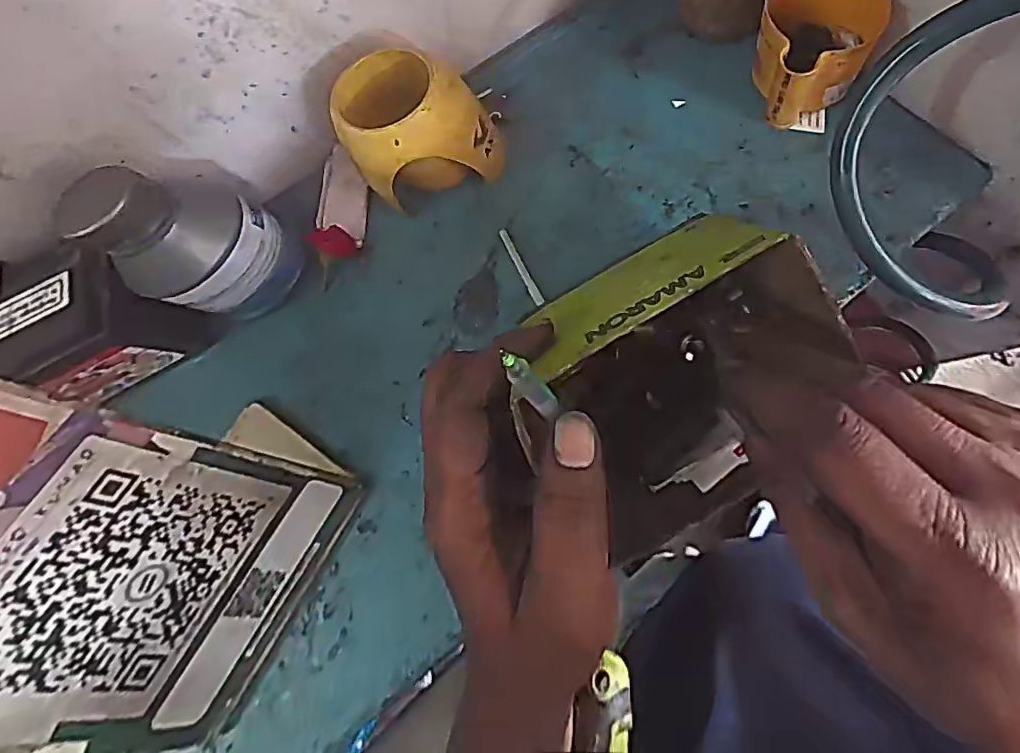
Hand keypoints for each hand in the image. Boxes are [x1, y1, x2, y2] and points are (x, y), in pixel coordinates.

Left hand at [422, 324, 615, 751]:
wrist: (530, 682)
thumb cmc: (548, 637)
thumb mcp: (570, 581)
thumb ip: (571, 506)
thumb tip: (575, 420)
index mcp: (456, 505)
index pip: (456, 410)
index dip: (492, 362)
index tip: (545, 336)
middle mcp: (449, 486)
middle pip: (444, 396)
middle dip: (489, 357)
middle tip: (551, 346)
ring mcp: (464, 487)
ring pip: (463, 404)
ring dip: (502, 373)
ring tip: (561, 362)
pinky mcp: (486, 490)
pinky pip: (489, 425)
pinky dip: (515, 398)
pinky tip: (558, 403)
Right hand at [730, 368, 1019, 752]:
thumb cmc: (965, 670)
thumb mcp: (860, 616)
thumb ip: (802, 518)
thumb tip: (762, 434)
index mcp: (957, 552)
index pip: (843, 439)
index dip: (780, 398)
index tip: (743, 379)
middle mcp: (1006, 488)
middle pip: (872, 394)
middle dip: (806, 377)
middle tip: (767, 377)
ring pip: (904, 387)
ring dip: (853, 395)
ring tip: (836, 429)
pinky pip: (944, 395)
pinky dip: (902, 408)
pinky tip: (902, 445)